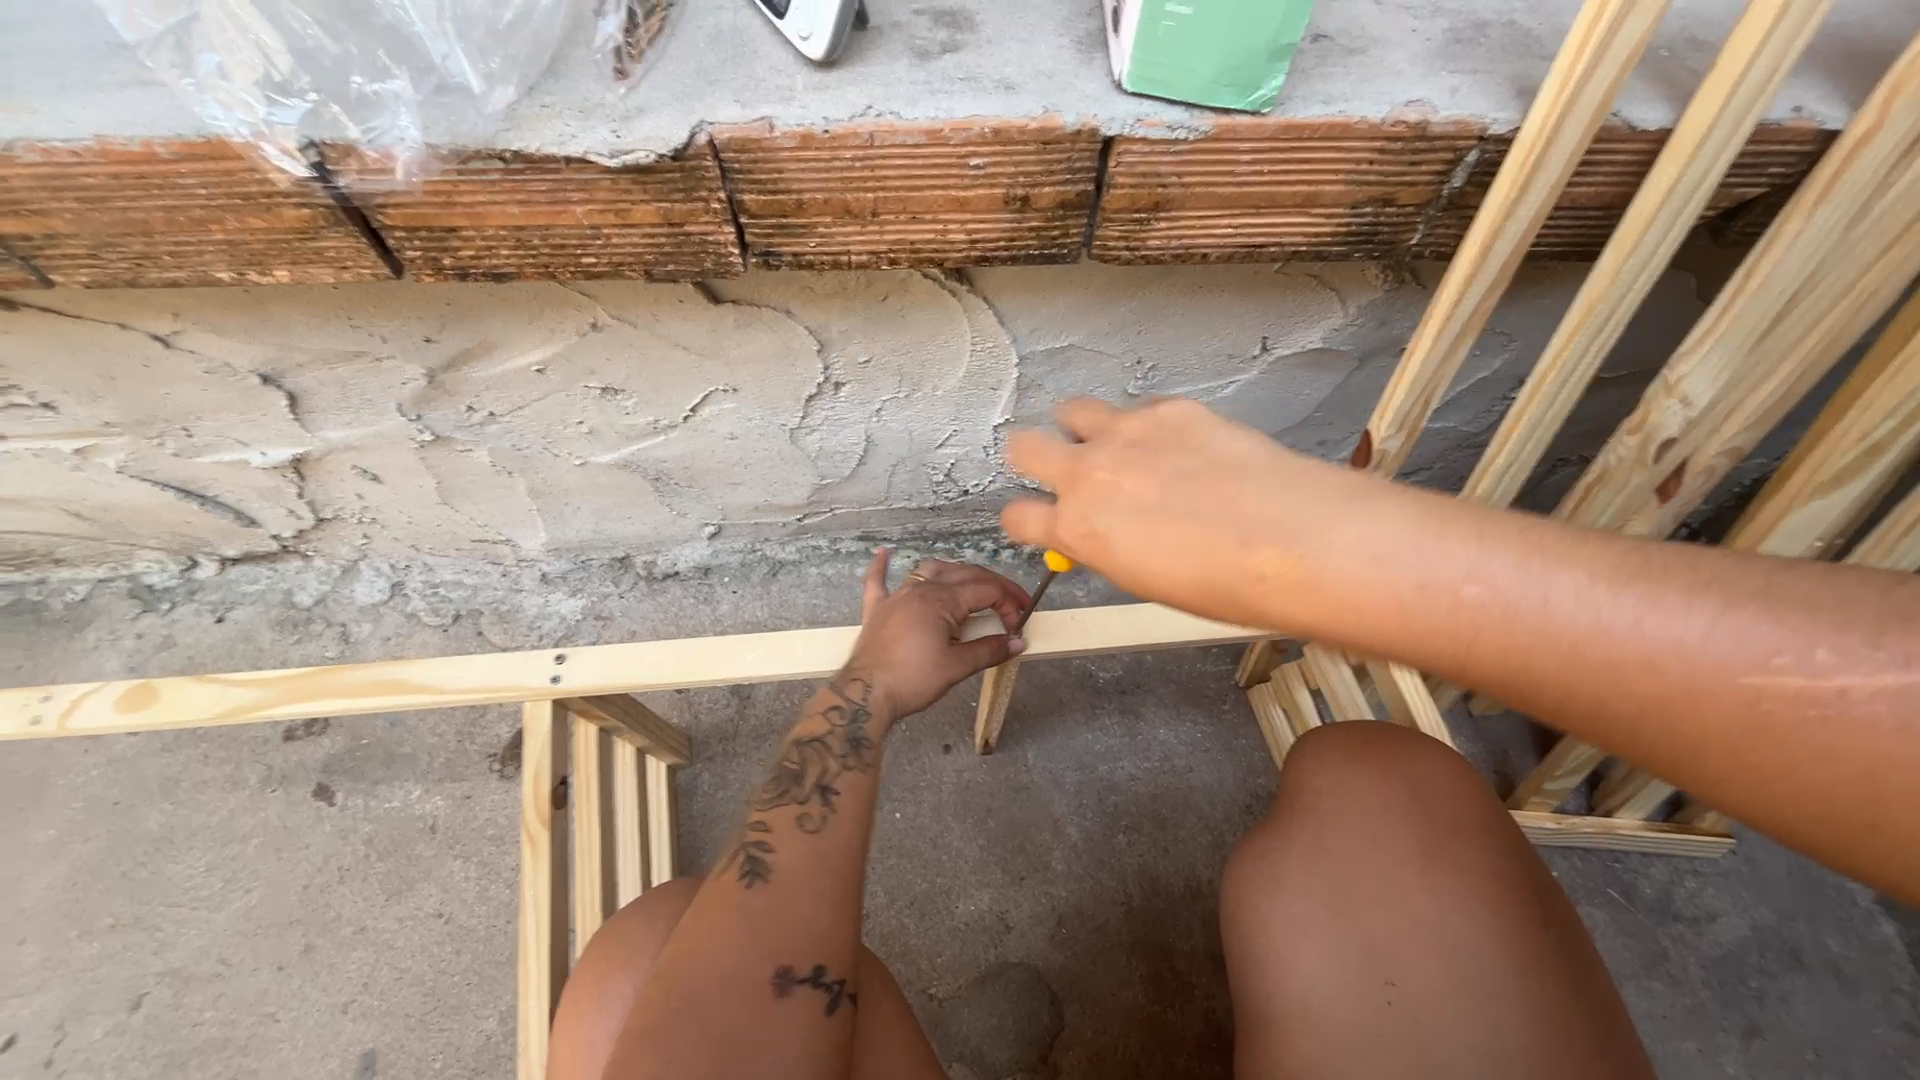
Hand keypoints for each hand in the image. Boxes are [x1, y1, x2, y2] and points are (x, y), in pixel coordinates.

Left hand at [842, 550, 1031, 718]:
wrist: (866, 694)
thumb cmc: (913, 679)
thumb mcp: (957, 667)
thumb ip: (989, 650)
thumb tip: (1018, 642)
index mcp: (943, 600)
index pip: (987, 591)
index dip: (1008, 603)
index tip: (1019, 623)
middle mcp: (921, 589)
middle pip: (964, 575)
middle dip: (993, 586)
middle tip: (1012, 604)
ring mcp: (896, 596)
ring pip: (929, 571)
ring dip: (955, 572)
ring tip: (973, 584)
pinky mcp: (877, 609)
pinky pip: (878, 581)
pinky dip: (882, 567)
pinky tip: (884, 553)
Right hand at [1001, 397, 1386, 630]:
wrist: (1288, 539)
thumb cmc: (1221, 584)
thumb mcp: (1142, 580)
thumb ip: (1106, 547)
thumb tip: (1104, 534)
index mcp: (1077, 529)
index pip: (1018, 517)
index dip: (1024, 518)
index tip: (1037, 518)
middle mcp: (1088, 474)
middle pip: (1024, 447)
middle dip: (1032, 457)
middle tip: (1060, 465)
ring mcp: (1125, 434)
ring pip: (1073, 411)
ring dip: (1082, 427)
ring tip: (1115, 443)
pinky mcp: (1168, 409)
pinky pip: (1138, 408)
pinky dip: (1146, 424)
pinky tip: (1180, 444)